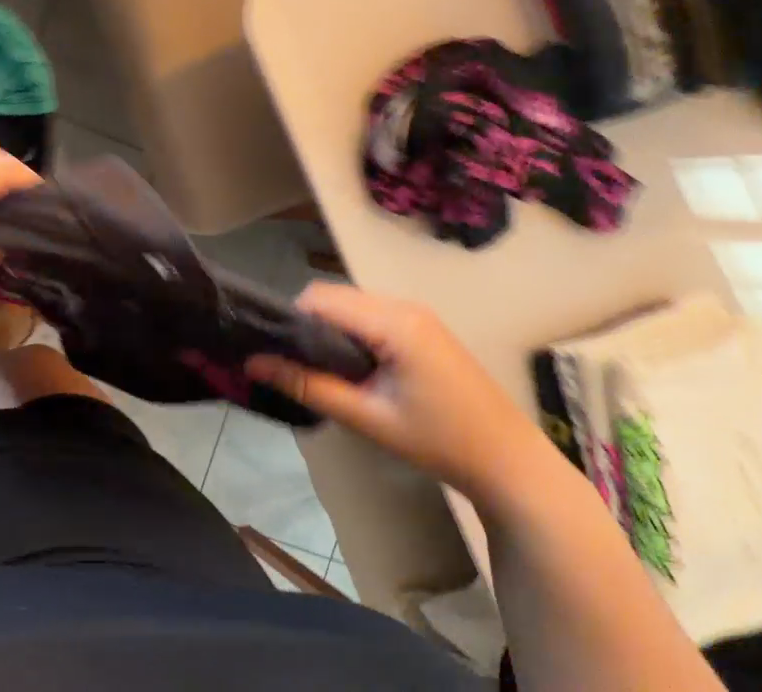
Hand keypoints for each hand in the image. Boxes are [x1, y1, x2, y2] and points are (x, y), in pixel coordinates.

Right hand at [245, 284, 556, 507]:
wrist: (510, 464)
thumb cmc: (440, 442)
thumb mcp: (366, 417)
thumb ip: (306, 385)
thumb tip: (251, 363)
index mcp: (393, 323)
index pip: (318, 299)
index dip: (288, 321)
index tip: (274, 354)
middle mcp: (404, 307)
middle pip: (331, 297)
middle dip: (304, 325)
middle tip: (294, 366)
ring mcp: (417, 316)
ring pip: (348, 305)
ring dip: (326, 330)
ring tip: (320, 370)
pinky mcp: (423, 329)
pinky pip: (368, 316)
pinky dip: (348, 333)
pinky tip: (350, 369)